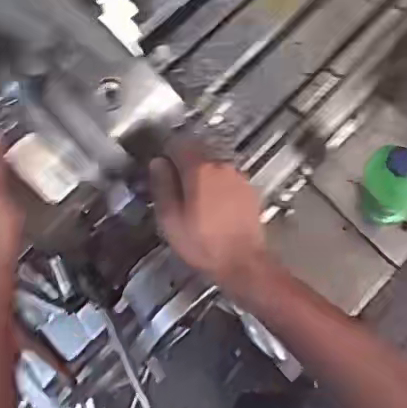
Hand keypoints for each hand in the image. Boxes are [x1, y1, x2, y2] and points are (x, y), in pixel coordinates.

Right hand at [147, 139, 269, 289]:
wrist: (244, 262)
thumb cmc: (203, 244)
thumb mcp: (171, 220)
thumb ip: (162, 186)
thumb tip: (157, 163)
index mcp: (199, 170)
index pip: (179, 145)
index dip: (167, 154)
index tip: (161, 169)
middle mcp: (220, 166)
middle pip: (197, 153)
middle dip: (184, 165)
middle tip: (176, 188)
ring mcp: (237, 175)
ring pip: (213, 166)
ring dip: (202, 176)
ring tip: (195, 201)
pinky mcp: (248, 188)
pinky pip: (227, 178)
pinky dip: (218, 185)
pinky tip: (214, 206)